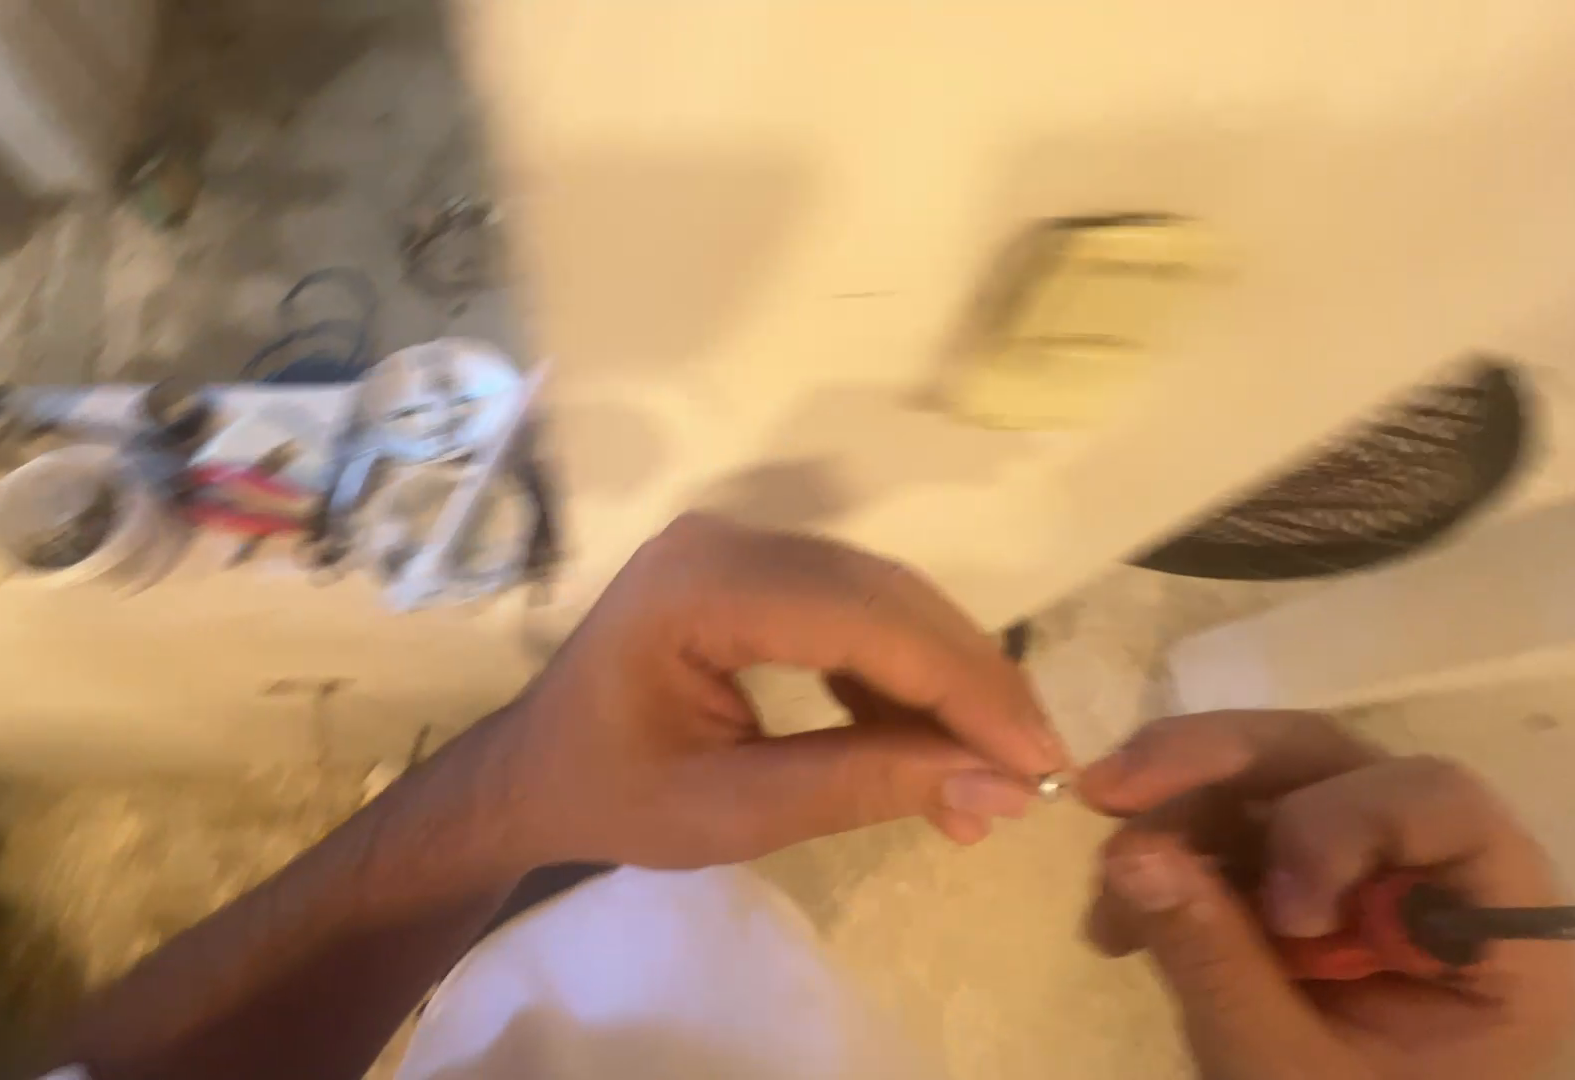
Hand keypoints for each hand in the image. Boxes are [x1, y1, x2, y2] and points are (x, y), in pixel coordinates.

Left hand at [467, 513, 1067, 868]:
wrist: (535, 770)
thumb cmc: (609, 795)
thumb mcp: (730, 812)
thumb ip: (860, 785)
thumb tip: (997, 783)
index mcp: (697, 587)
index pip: (859, 618)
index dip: (960, 684)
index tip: (1039, 760)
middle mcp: (721, 541)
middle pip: (878, 595)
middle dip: (964, 680)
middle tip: (1028, 768)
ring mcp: (733, 547)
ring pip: (873, 598)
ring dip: (937, 679)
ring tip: (983, 772)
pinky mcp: (745, 573)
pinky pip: (843, 610)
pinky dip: (890, 672)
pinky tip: (920, 738)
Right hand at [1078, 711, 1574, 1079]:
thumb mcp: (1285, 1066)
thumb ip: (1218, 963)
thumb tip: (1128, 852)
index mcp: (1477, 929)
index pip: (1438, 804)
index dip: (1343, 824)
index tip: (1278, 910)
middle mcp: (1405, 865)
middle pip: (1314, 758)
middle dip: (1202, 763)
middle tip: (1107, 790)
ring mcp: (1324, 857)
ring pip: (1238, 776)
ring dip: (1155, 818)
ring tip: (1108, 902)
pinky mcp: (1260, 864)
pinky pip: (1194, 818)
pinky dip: (1142, 854)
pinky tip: (1112, 923)